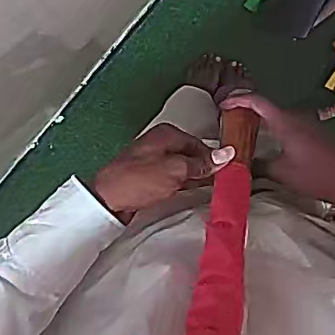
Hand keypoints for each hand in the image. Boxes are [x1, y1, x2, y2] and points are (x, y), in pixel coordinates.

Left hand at [90, 124, 235, 218]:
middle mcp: (158, 143)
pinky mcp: (146, 176)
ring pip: (181, 167)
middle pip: (191, 154)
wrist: (107, 200)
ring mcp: (151, 160)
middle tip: (219, 182)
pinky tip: (186, 193)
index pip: (200, 143)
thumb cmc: (134, 180)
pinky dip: (181, 184)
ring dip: (193, 177)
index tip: (227, 170)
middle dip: (204, 168)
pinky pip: (171, 177)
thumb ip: (201, 163)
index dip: (214, 158)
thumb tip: (224, 155)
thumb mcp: (176, 170)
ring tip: (206, 190)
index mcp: (166, 134)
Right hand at [220, 93, 334, 225]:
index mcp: (286, 122)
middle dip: (246, 107)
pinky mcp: (315, 132)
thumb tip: (243, 166)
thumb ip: (259, 166)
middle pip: (267, 105)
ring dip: (261, 117)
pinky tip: (270, 138)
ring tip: (246, 126)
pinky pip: (288, 122)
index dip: (237, 99)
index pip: (257, 101)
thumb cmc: (318, 175)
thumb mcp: (282, 173)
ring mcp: (308, 123)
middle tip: (230, 115)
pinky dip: (274, 125)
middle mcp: (297, 117)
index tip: (224, 104)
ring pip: (278, 114)